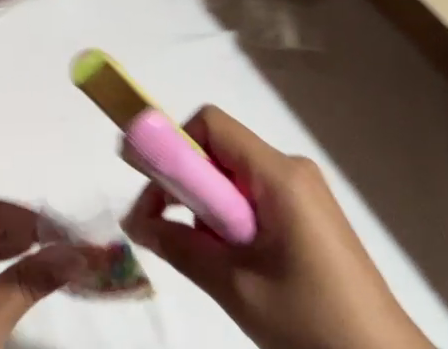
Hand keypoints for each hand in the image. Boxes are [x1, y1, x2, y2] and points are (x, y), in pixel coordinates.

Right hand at [123, 106, 433, 348]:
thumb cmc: (311, 321)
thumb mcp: (235, 286)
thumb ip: (181, 246)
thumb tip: (136, 222)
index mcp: (279, 175)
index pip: (211, 126)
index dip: (171, 144)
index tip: (144, 183)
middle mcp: (291, 171)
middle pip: (218, 150)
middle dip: (182, 182)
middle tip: (158, 226)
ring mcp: (302, 193)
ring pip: (232, 177)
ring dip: (204, 207)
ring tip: (197, 253)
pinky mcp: (307, 217)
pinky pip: (252, 198)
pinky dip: (227, 220)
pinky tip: (226, 260)